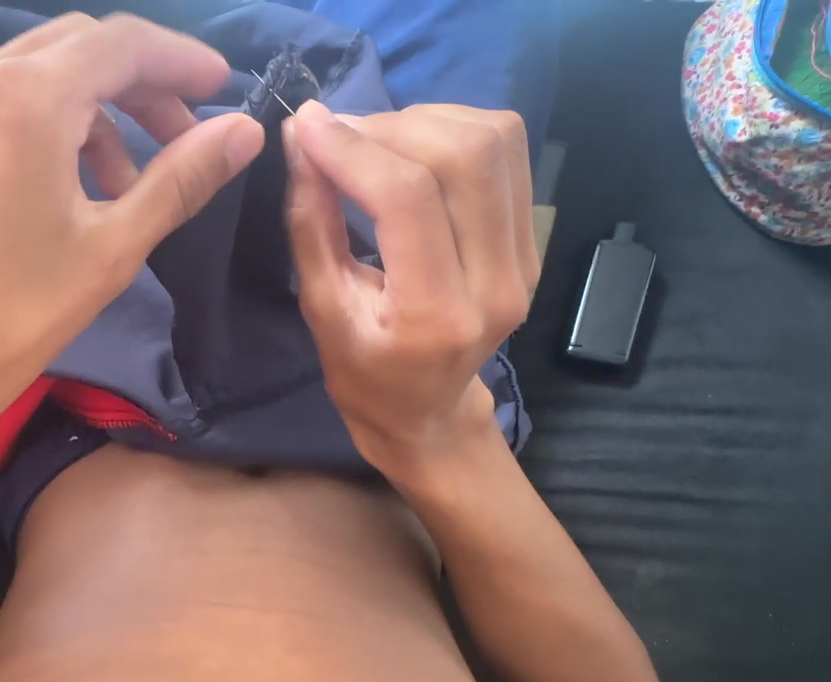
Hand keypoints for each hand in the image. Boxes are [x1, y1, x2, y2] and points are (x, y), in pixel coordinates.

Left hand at [0, 14, 265, 484]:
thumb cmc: (20, 317)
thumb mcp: (113, 248)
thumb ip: (180, 180)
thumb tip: (245, 131)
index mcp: (26, 97)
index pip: (122, 43)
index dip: (180, 60)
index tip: (219, 87)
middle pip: (78, 50)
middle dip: (139, 86)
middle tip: (181, 137)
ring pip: (36, 75)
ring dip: (93, 113)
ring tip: (122, 185)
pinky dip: (44, 126)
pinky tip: (61, 183)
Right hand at [283, 101, 539, 476]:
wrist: (425, 411)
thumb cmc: (363, 376)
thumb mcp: (321, 311)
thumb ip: (311, 226)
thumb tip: (301, 141)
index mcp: (436, 316)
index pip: (408, 199)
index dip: (354, 149)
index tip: (307, 126)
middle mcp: (497, 283)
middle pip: (463, 156)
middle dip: (391, 126)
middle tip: (339, 133)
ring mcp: (524, 259)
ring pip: (494, 142)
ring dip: (425, 121)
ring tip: (372, 139)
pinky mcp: (530, 241)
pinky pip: (506, 154)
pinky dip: (453, 130)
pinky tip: (411, 147)